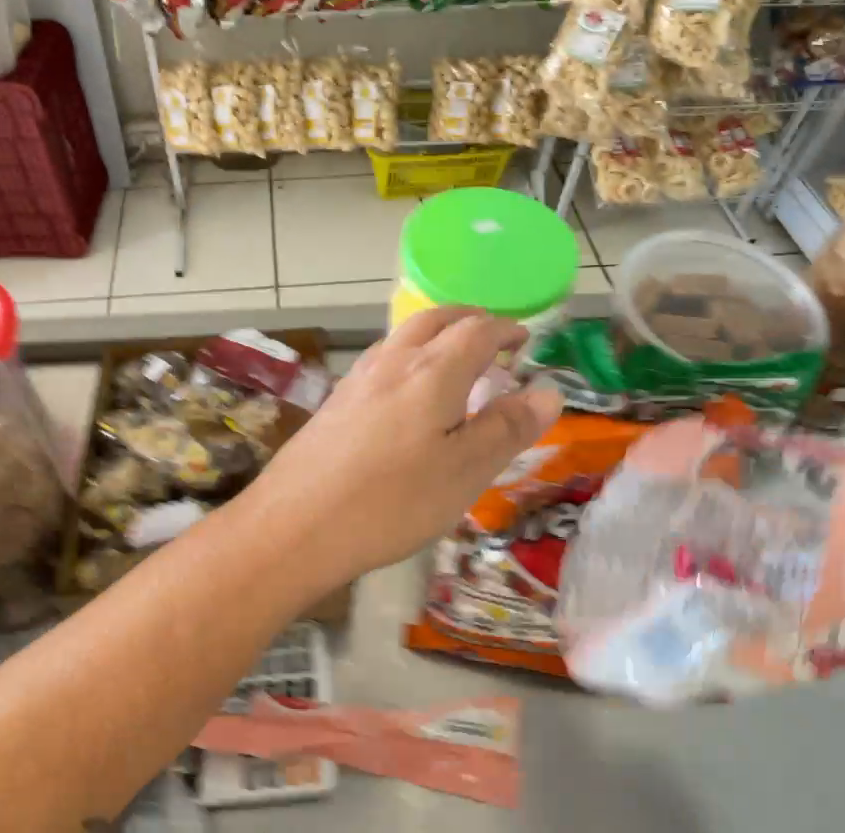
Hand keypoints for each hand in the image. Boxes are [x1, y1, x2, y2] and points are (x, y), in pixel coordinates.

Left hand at [238, 308, 563, 582]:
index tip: (525, 340)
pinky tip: (408, 394)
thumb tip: (549, 390)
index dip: (506, 330)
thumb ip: (507, 428)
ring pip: (404, 336)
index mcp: (432, 372)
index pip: (477, 330)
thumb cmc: (391, 502)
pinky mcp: (336, 401)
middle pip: (436, 319)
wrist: (295, 525)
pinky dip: (409, 356)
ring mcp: (358, 378)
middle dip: (469, 320)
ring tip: (455, 362)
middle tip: (493, 339)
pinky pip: (383, 359)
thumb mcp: (464, 472)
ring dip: (436, 334)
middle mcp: (393, 361)